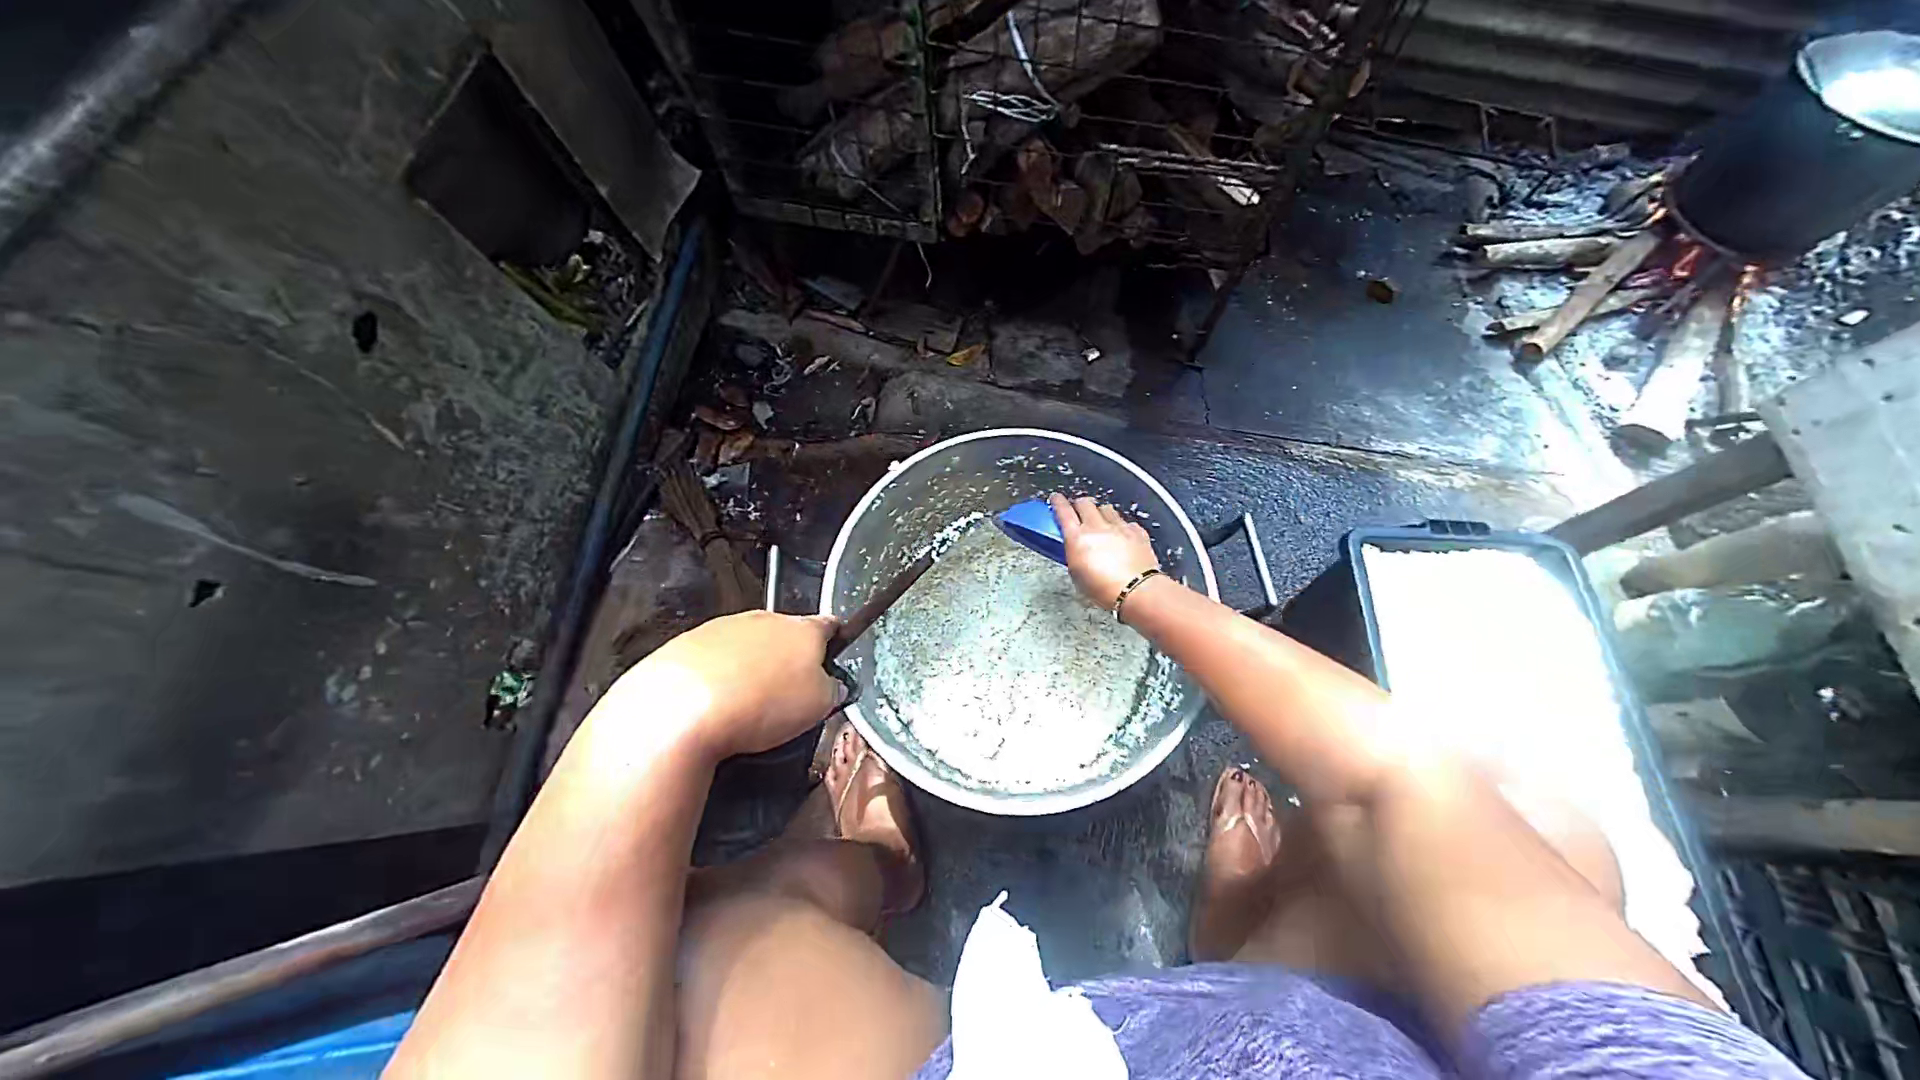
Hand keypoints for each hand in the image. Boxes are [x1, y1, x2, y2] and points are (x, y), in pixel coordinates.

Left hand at [618, 610, 845, 759]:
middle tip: (787, 700)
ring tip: (746, 710)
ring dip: (751, 671)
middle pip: (786, 637)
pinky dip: (717, 680)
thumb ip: (832, 689)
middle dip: (788, 663)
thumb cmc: (755, 704)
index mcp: (803, 629)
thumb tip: (832, 686)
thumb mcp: (819, 706)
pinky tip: (715, 708)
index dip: (836, 641)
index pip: (830, 626)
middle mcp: (765, 619)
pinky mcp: (689, 644)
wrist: (681, 709)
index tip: (834, 655)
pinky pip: (714, 661)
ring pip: (748, 648)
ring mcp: (724, 628)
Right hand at [1050, 493, 1160, 609]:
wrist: (1136, 591)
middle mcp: (1097, 527)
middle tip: (1078, 511)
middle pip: (1084, 502)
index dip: (1057, 502)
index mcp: (1077, 538)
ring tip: (1100, 523)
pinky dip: (1121, 526)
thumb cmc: (1106, 589)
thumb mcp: (1077, 575)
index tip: (1056, 499)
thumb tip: (1074, 547)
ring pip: (1106, 508)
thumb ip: (1073, 554)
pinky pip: (1125, 521)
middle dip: (1079, 505)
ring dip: (1100, 512)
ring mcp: (1118, 527)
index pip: (1063, 511)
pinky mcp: (1136, 531)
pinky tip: (1121, 535)